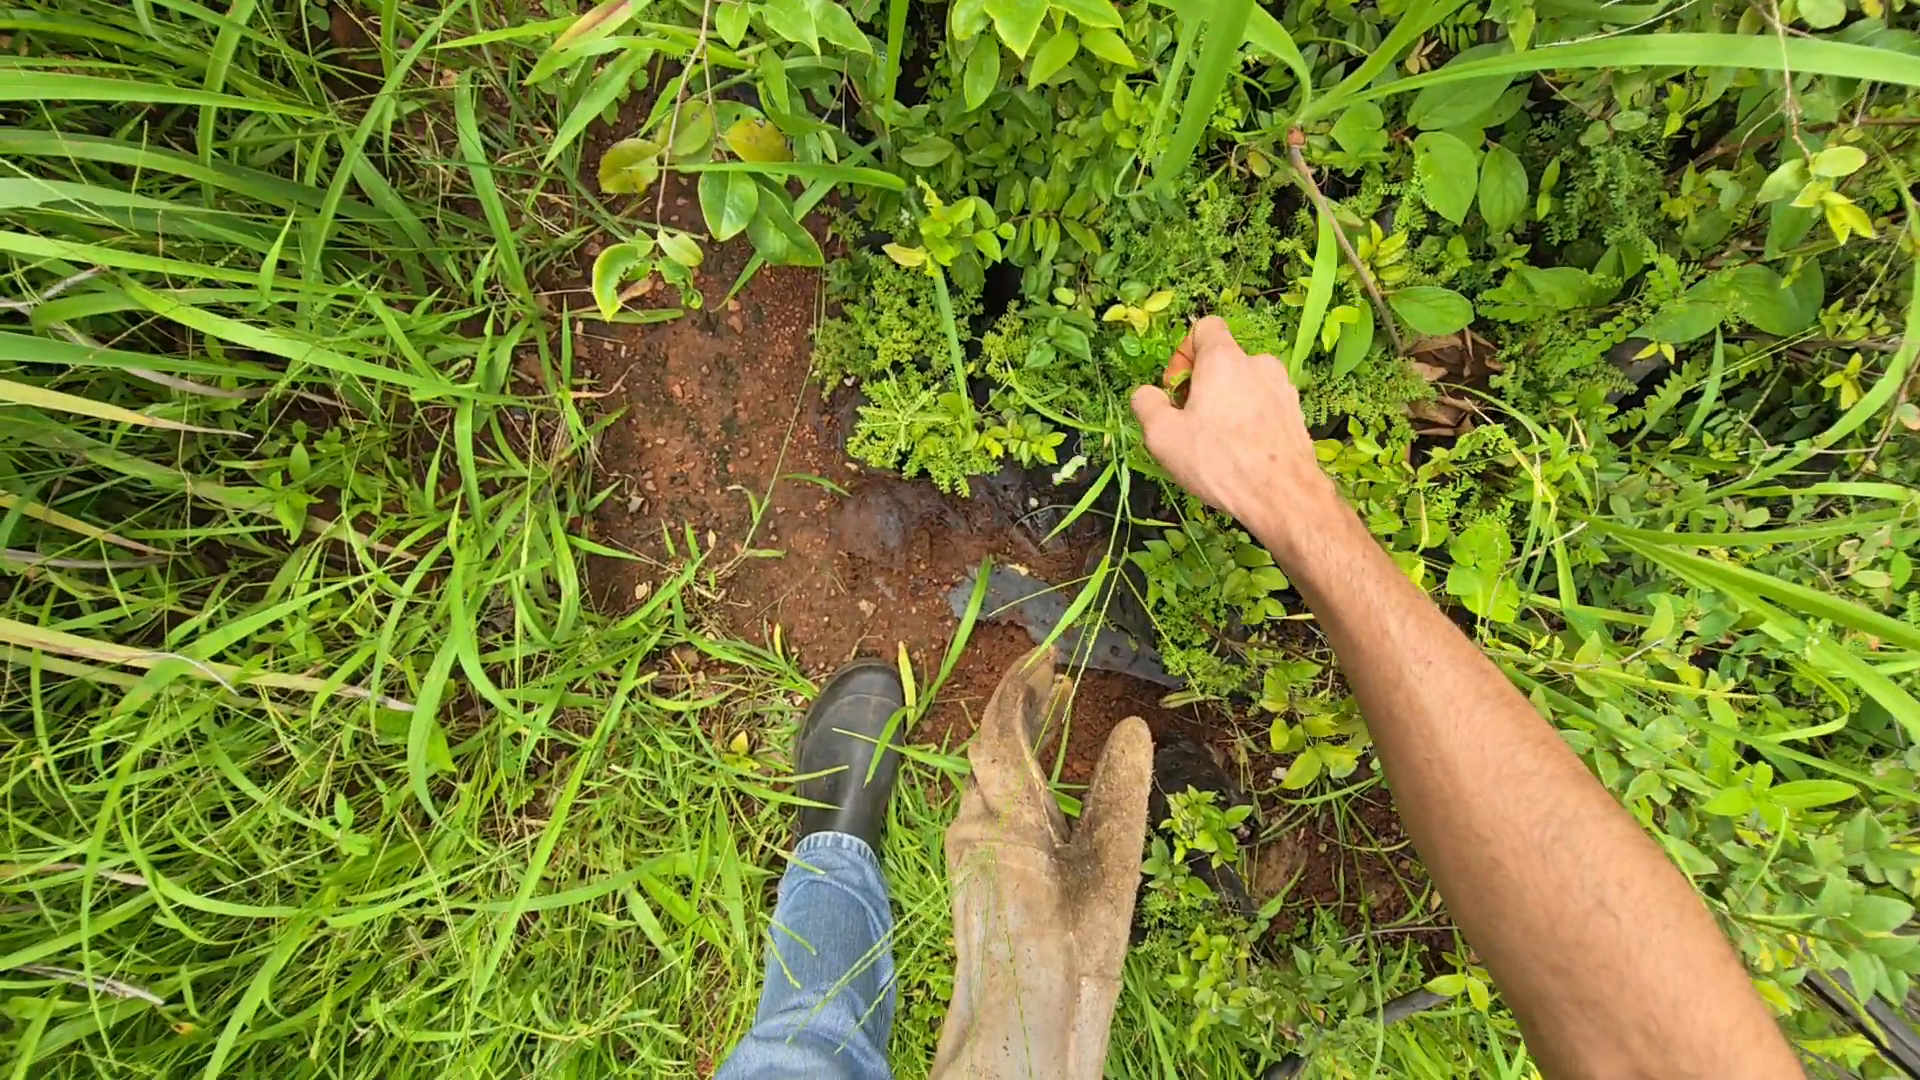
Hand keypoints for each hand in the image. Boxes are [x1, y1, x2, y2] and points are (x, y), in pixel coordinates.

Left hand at [933, 647, 1150, 1079]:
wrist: (1018, 1036)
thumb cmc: (1071, 958)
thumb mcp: (1110, 871)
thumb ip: (1120, 794)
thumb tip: (1133, 729)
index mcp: (1003, 817)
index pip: (1002, 728)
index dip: (1021, 684)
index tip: (1046, 654)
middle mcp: (971, 824)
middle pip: (989, 745)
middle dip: (1019, 704)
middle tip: (1053, 676)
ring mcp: (963, 850)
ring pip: (985, 773)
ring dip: (1015, 738)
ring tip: (1050, 711)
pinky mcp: (967, 871)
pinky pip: (985, 801)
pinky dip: (1010, 773)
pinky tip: (1037, 781)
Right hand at [1130, 316, 1334, 547]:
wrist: (1281, 494)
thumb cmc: (1217, 460)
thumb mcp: (1161, 435)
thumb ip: (1146, 404)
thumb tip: (1146, 395)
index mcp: (1223, 359)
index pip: (1204, 327)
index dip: (1182, 355)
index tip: (1175, 390)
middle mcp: (1257, 363)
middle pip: (1221, 361)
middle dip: (1200, 386)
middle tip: (1188, 424)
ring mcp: (1281, 388)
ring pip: (1241, 385)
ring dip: (1223, 405)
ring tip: (1213, 444)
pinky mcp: (1294, 413)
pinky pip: (1260, 406)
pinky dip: (1245, 421)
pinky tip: (1237, 453)